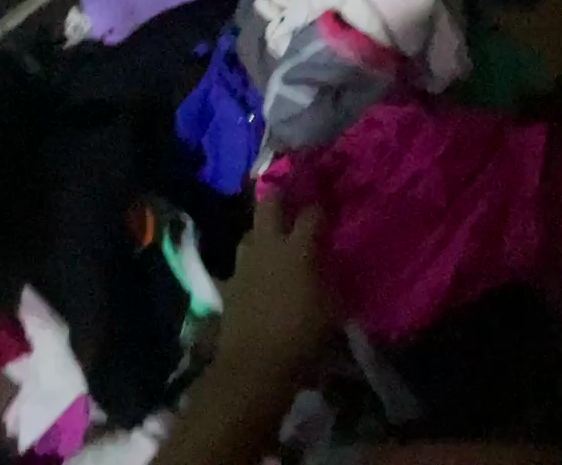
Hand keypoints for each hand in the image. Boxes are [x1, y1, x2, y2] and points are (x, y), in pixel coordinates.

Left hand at [216, 199, 332, 377]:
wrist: (255, 366)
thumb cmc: (303, 337)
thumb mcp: (333, 309)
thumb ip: (332, 279)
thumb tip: (332, 265)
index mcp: (298, 248)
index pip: (312, 213)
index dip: (320, 207)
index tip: (327, 208)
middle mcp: (268, 246)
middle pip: (269, 204)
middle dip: (280, 196)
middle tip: (291, 198)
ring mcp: (244, 264)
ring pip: (250, 233)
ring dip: (261, 233)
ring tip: (273, 241)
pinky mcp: (228, 285)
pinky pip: (239, 267)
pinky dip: (249, 268)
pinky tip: (255, 276)